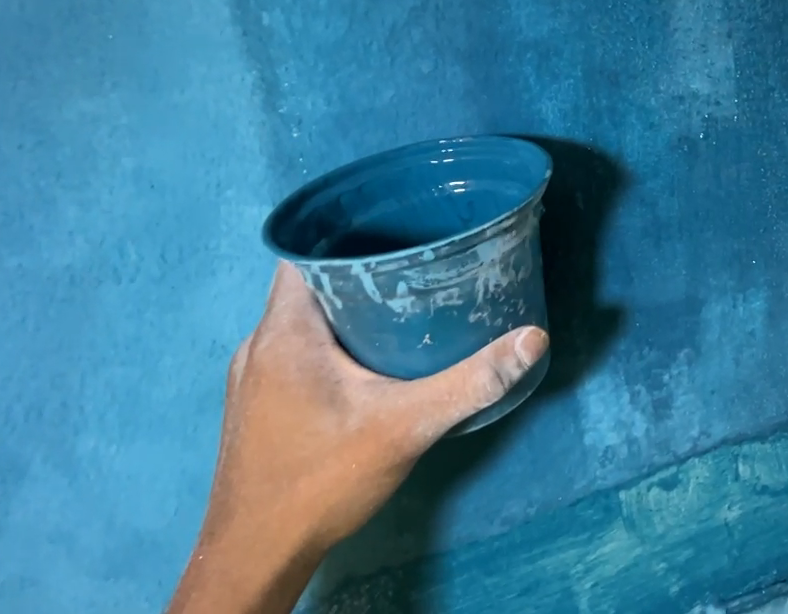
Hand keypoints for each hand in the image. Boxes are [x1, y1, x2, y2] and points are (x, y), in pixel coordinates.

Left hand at [167, 264, 547, 613]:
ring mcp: (255, 377)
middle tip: (427, 264)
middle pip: (314, 281)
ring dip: (353, 303)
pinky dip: (339, 336)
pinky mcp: (261, 403)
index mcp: (285, 333)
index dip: (352, 230)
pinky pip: (302, 345)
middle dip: (368, 267)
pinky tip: (380, 354)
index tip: (404, 226)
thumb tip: (534, 337)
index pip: (306, 252)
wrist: (253, 561)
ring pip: (308, 315)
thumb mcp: (407, 426)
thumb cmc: (320, 481)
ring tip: (413, 301)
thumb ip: (472, 381)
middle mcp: (261, 345)